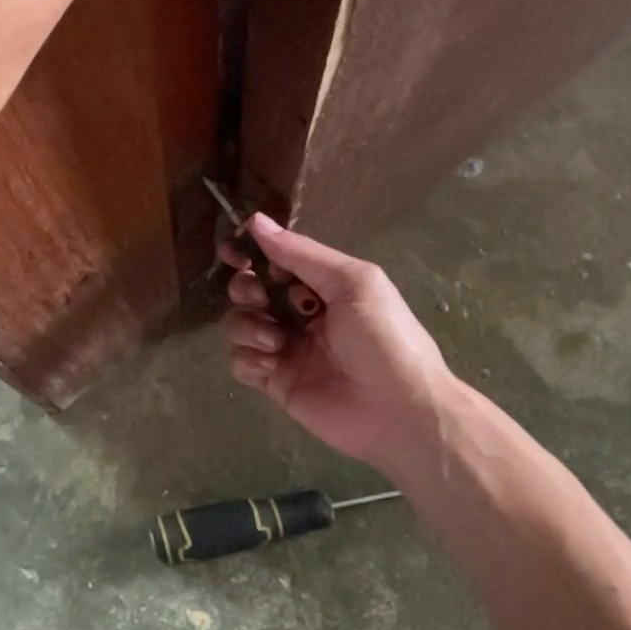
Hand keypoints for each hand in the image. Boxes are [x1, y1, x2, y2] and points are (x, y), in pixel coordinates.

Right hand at [221, 214, 454, 469]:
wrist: (398, 409)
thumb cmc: (384, 338)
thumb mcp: (352, 283)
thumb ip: (301, 253)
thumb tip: (255, 220)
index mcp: (321, 286)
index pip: (274, 262)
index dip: (249, 253)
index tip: (231, 252)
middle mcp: (298, 314)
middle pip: (248, 290)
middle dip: (246, 290)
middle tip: (263, 302)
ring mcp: (284, 348)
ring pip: (238, 324)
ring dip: (247, 326)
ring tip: (276, 343)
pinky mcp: (273, 381)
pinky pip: (239, 361)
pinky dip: (248, 359)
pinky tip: (273, 365)